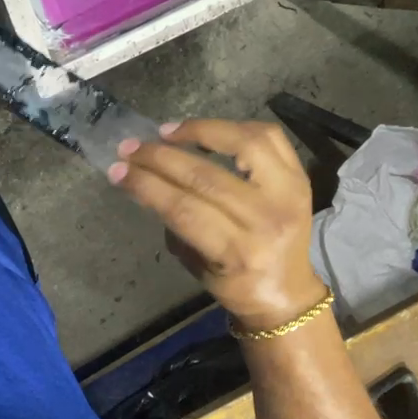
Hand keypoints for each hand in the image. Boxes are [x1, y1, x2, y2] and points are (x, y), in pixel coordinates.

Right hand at [109, 120, 327, 329]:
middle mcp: (267, 219)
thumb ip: (173, 218)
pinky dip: (233, 128)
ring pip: (243, 145)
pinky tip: (206, 131)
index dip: (145, 184)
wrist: (286, 290)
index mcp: (238, 251)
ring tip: (167, 132)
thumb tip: (143, 178)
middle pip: (205, 176)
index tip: (117, 170)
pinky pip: (268, 137)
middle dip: (159, 157)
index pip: (183, 208)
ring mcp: (289, 194)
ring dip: (199, 131)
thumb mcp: (193, 259)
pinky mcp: (300, 178)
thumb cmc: (231, 281)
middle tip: (130, 148)